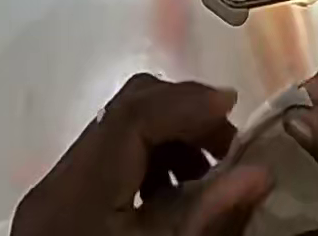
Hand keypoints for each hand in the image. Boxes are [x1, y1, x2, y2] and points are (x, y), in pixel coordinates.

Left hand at [14, 74, 272, 235]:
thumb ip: (208, 215)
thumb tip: (259, 172)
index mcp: (78, 194)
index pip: (130, 118)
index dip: (184, 102)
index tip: (231, 103)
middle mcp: (59, 179)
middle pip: (124, 111)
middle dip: (183, 114)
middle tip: (230, 142)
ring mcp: (58, 188)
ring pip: (119, 128)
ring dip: (171, 137)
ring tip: (213, 173)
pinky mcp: (66, 202)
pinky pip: (112, 156)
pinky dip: (152, 160)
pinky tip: (180, 192)